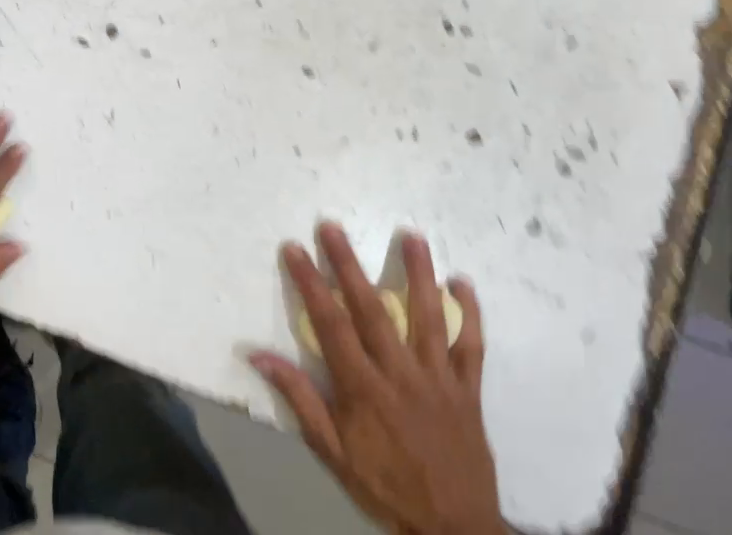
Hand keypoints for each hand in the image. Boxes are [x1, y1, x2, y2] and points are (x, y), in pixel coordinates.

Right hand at [250, 223, 503, 534]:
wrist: (454, 529)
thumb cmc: (383, 486)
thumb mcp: (330, 451)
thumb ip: (299, 399)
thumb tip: (259, 355)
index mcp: (363, 388)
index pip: (330, 324)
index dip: (310, 283)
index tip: (295, 249)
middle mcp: (401, 374)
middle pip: (373, 309)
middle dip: (349, 264)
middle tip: (332, 226)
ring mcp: (440, 380)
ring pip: (429, 317)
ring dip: (419, 273)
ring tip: (411, 235)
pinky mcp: (469, 391)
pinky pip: (472, 347)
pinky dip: (470, 314)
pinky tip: (463, 283)